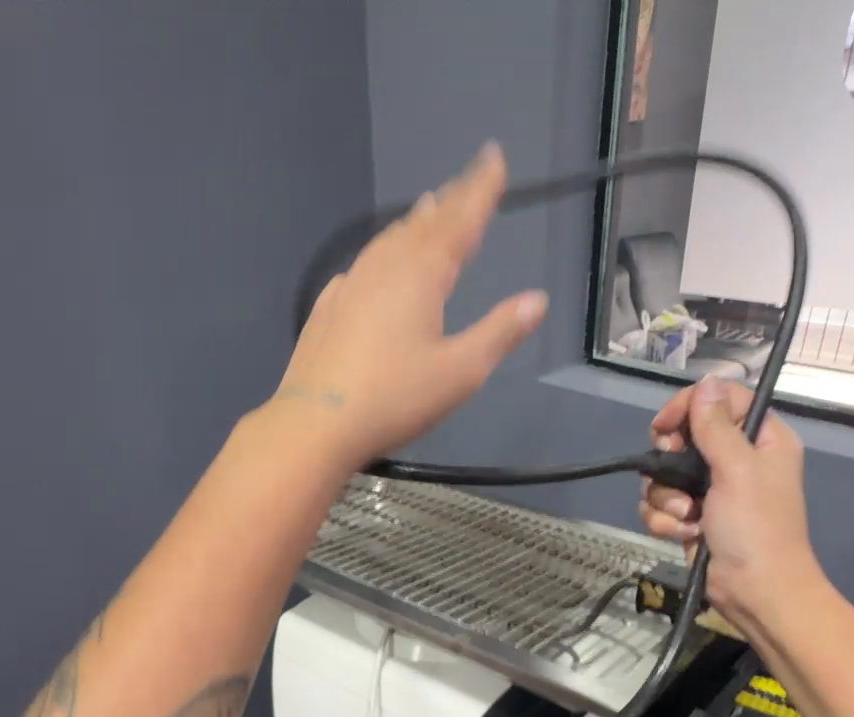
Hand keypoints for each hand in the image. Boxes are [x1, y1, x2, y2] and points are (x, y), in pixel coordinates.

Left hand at [269, 142, 548, 466]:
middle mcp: (384, 269)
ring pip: (389, 241)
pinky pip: (364, 266)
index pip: (460, 221)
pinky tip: (378, 264)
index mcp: (421, 275)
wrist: (316, 423)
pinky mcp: (328, 309)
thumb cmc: (395, 398)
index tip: (495, 156)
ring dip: (415, 222)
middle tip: (468, 178)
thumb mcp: (460, 372)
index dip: (480, 188)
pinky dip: (384, 252)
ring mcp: (350, 286)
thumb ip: (500, 332)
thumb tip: (538, 299)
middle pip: (424, 224)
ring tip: (429, 207)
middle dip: (450, 199)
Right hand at [640, 377, 827, 633]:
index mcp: (760, 440)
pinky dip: (665, 521)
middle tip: (673, 471)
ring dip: (666, 498)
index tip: (665, 427)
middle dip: (670, 459)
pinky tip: (684, 534)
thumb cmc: (756, 528)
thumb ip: (716, 426)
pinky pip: (660, 505)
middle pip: (684, 435)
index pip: (720, 400)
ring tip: (687, 517)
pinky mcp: (692, 518)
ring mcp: (711, 490)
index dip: (688, 408)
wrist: (755, 592)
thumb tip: (705, 382)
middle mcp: (735, 460)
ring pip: (664, 474)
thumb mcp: (738, 469)